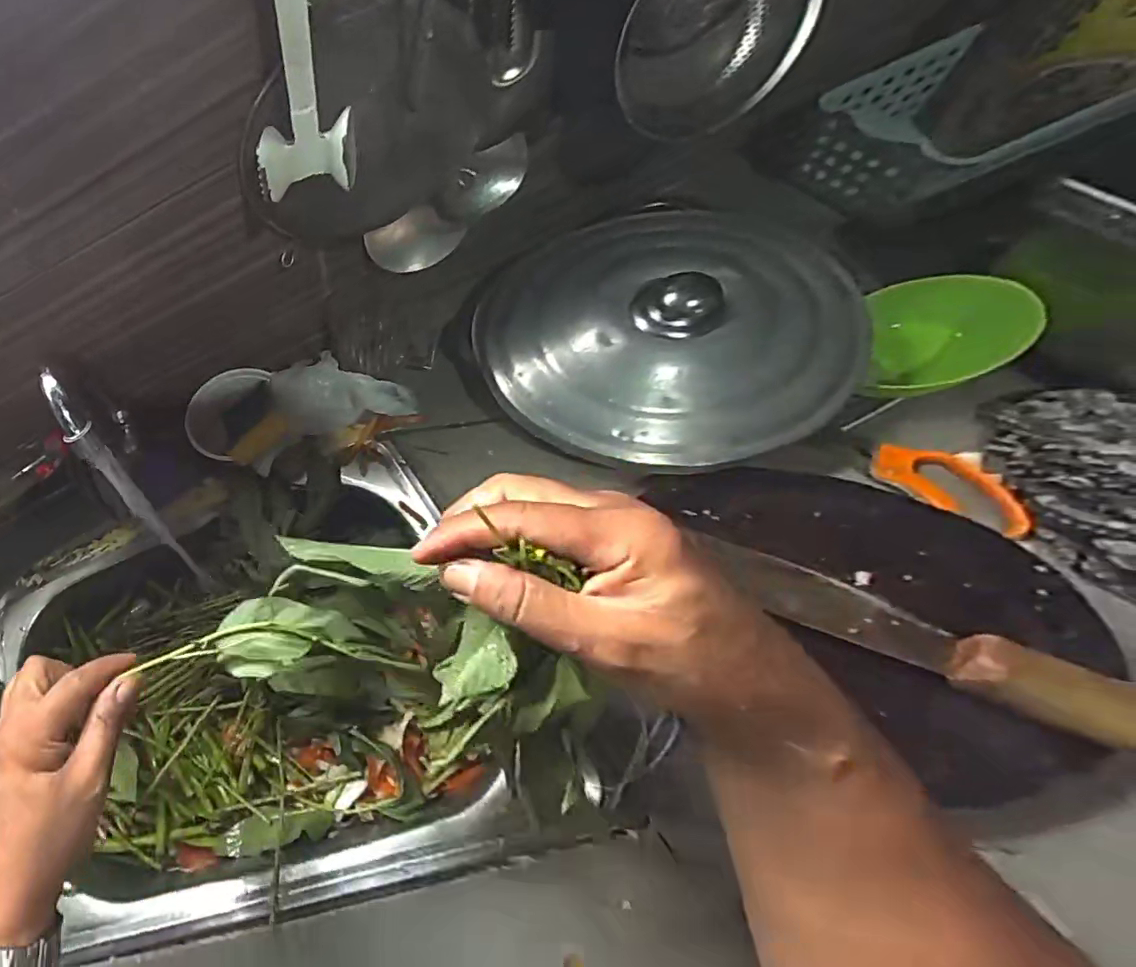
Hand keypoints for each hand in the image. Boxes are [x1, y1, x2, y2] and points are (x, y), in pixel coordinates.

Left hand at [0, 653, 138, 945]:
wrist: (14, 884)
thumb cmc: (54, 837)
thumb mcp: (89, 782)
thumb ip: (107, 725)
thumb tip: (128, 681)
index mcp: (29, 730)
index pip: (73, 681)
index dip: (107, 667)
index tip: (137, 662)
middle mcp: (10, 722)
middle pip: (41, 669)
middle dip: (75, 674)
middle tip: (102, 701)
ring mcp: (3, 733)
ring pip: (30, 682)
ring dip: (61, 685)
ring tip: (87, 714)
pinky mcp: (6, 745)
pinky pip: (26, 702)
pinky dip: (50, 701)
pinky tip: (70, 728)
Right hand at [410, 474, 840, 746]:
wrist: (759, 689)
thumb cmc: (688, 668)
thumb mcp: (602, 642)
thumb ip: (526, 603)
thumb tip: (455, 573)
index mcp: (618, 527)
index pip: (517, 513)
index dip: (460, 530)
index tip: (420, 555)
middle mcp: (614, 507)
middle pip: (518, 490)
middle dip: (466, 516)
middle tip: (433, 552)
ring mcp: (615, 518)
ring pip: (529, 499)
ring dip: (485, 523)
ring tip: (455, 556)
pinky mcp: (613, 534)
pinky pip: (546, 519)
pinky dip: (509, 535)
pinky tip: (495, 560)